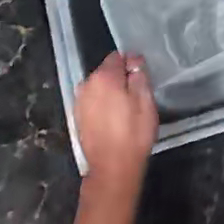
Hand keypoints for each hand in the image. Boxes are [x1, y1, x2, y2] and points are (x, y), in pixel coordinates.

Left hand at [76, 52, 157, 192]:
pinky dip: (102, 104)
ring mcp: (79, 101)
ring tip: (125, 109)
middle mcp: (87, 84)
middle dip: (120, 78)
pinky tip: (113, 119)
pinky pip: (93, 101)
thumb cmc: (134, 133)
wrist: (112, 166)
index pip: (117, 56)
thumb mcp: (146, 101)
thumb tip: (134, 60)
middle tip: (136, 96)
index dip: (131, 64)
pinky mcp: (77, 116)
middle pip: (106, 71)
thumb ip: (139, 75)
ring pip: (99, 87)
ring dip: (110, 92)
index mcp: (104, 77)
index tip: (142, 78)